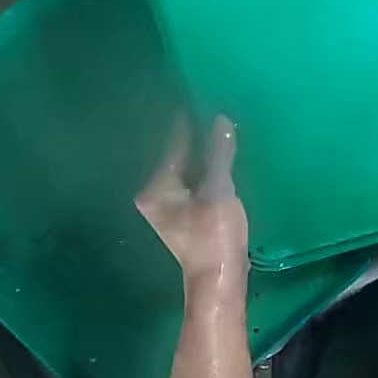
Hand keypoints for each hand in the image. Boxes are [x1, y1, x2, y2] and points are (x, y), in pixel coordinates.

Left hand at [135, 116, 248, 287]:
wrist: (220, 280)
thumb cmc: (214, 235)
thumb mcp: (219, 191)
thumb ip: (218, 154)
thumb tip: (220, 119)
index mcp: (155, 188)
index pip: (173, 145)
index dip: (187, 122)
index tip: (198, 97)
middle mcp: (155, 195)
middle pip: (177, 158)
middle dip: (195, 138)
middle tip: (212, 110)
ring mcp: (171, 208)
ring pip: (188, 171)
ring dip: (202, 155)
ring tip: (220, 132)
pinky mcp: (187, 216)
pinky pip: (195, 183)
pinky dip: (207, 171)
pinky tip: (221, 161)